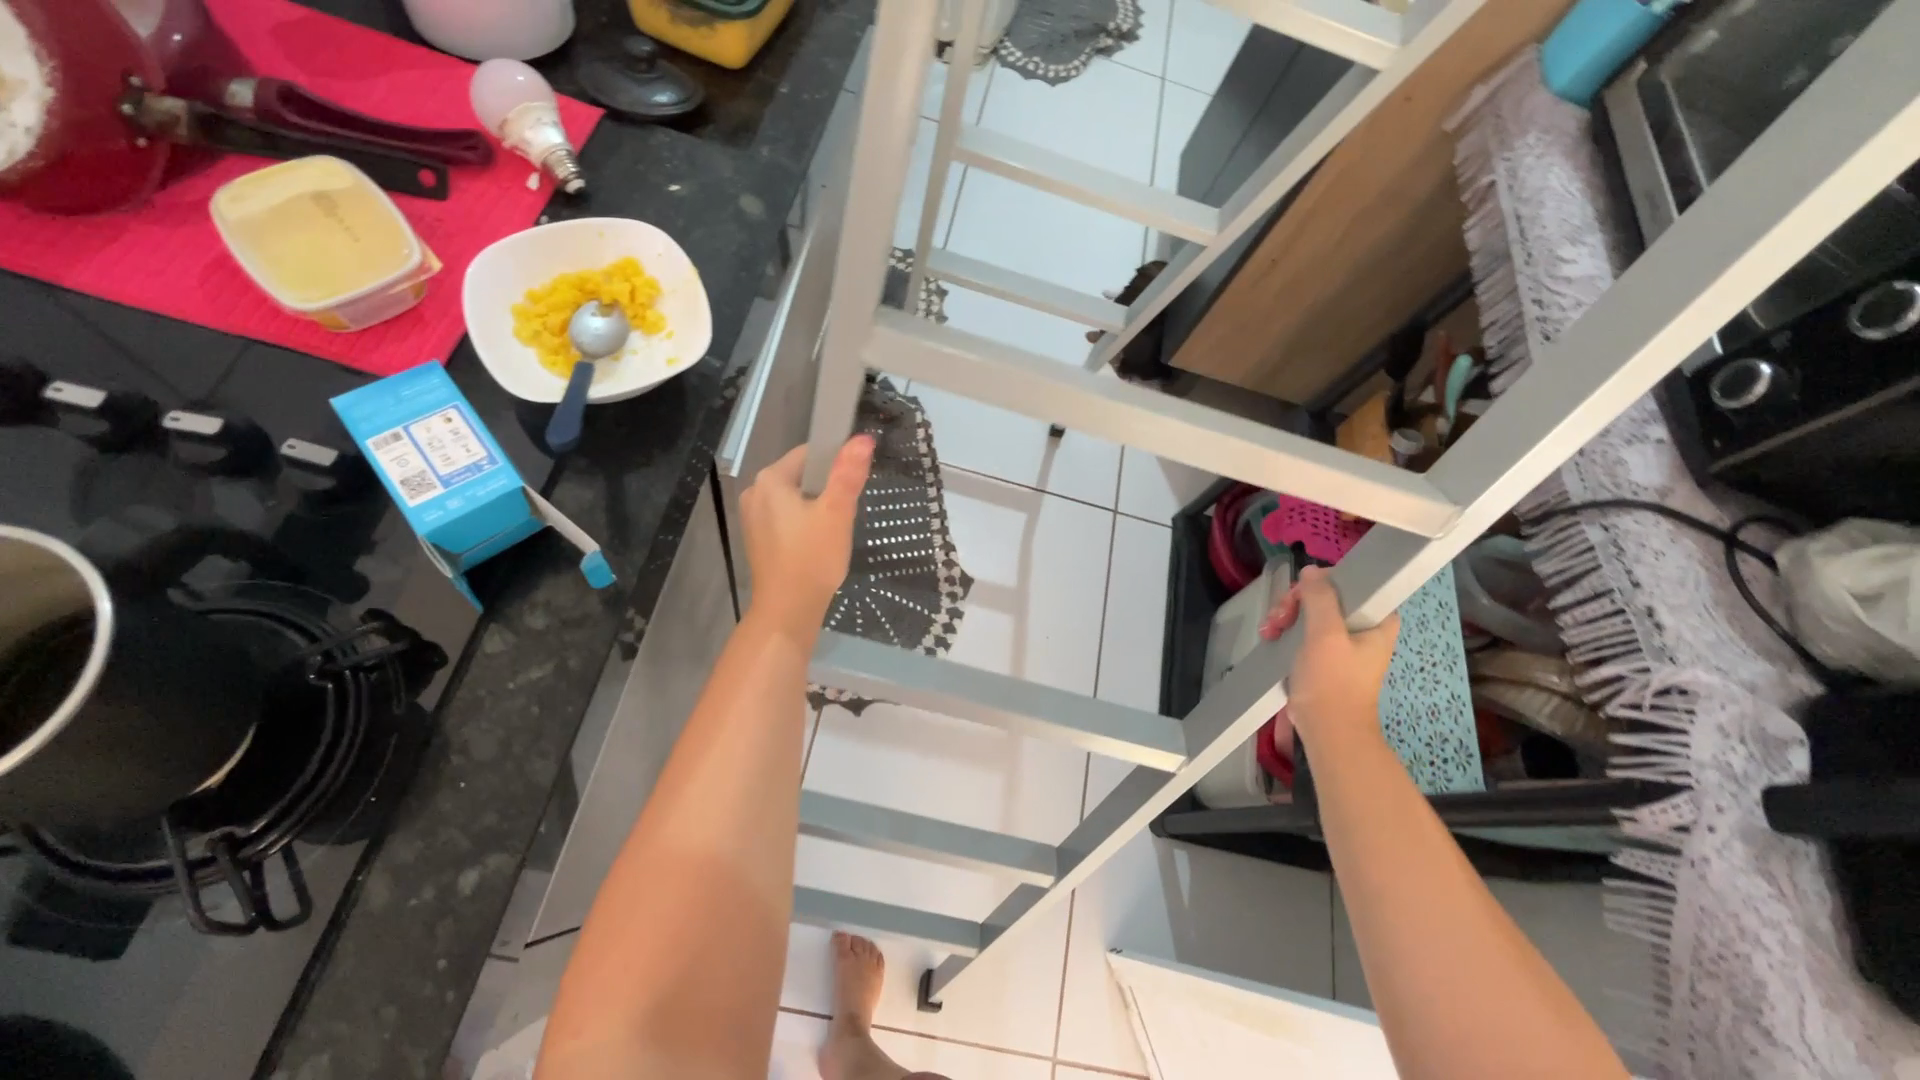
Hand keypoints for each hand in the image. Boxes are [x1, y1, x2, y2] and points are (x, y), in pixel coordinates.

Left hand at [739, 436, 874, 639]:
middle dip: (827, 489)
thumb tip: (863, 438)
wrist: (788, 609)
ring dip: (817, 508)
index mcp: (770, 479)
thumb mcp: (837, 512)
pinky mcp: (758, 539)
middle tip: (846, 513)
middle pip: (802, 476)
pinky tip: (818, 544)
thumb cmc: (813, 557)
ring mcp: (753, 517)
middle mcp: (755, 492)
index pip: (809, 453)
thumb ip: (848, 473)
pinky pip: (786, 519)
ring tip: (834, 531)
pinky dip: (804, 524)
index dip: (836, 463)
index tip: (853, 484)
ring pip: (795, 499)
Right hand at [1258, 565, 1399, 749]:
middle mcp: (1366, 628)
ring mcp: (1346, 644)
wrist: (1329, 731)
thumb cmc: (1332, 682)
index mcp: (1378, 620)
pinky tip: (1271, 638)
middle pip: (1328, 597)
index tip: (1300, 596)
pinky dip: (1288, 632)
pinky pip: (1307, 632)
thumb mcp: (1325, 635)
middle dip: (1298, 603)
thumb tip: (1311, 571)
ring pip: (1313, 614)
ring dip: (1288, 617)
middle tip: (1279, 616)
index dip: (1323, 583)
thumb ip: (1320, 598)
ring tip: (1270, 631)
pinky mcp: (1328, 658)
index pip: (1353, 583)